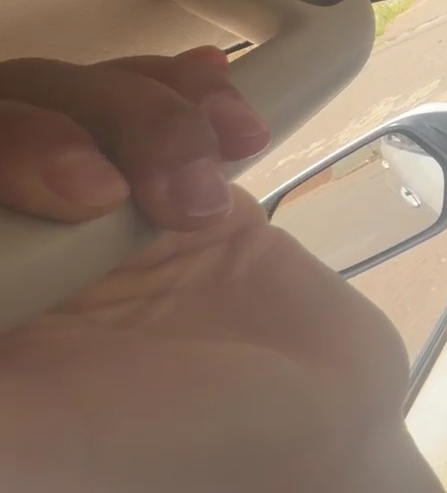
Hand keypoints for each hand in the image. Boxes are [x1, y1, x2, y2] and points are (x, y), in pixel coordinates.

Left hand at [0, 50, 415, 492]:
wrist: (321, 416)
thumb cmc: (168, 447)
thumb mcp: (29, 429)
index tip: (70, 195)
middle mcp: (18, 240)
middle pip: (9, 113)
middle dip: (71, 129)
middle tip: (122, 195)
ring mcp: (110, 206)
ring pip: (95, 96)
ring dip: (161, 121)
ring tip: (212, 184)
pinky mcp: (194, 183)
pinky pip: (177, 101)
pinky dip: (206, 94)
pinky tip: (240, 127)